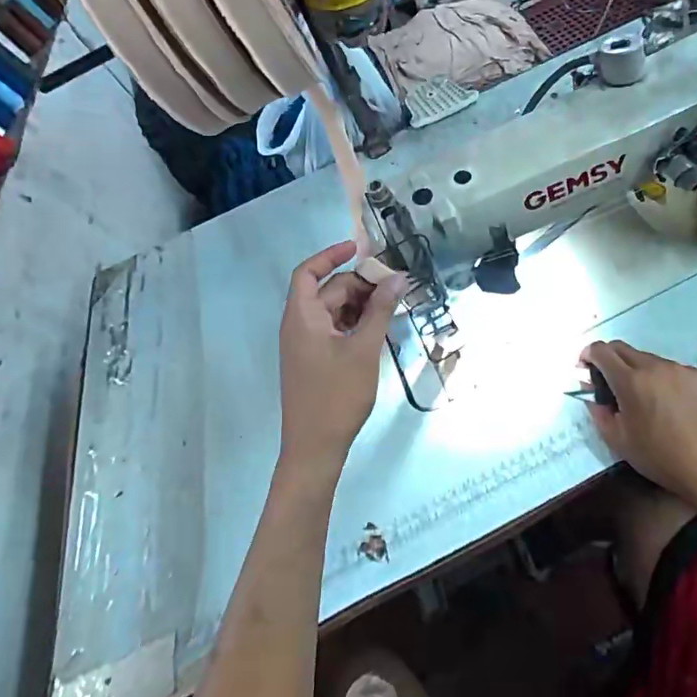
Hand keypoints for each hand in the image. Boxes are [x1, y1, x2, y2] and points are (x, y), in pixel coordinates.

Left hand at [277, 240, 406, 474]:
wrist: (315, 448)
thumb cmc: (336, 395)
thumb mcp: (364, 349)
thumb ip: (380, 310)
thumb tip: (397, 278)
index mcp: (302, 317)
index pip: (308, 272)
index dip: (331, 255)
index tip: (359, 247)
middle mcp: (298, 326)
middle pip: (327, 291)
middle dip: (359, 284)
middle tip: (393, 286)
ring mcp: (305, 345)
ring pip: (333, 311)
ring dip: (360, 305)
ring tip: (391, 308)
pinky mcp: (314, 361)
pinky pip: (334, 330)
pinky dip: (355, 323)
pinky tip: (378, 330)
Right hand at [580, 340, 696, 507]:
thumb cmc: (656, 456)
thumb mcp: (616, 438)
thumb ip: (598, 409)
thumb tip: (591, 390)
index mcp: (630, 381)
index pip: (601, 350)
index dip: (588, 355)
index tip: (586, 367)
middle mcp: (654, 366)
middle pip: (623, 349)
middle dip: (611, 360)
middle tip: (611, 382)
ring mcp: (679, 368)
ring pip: (648, 359)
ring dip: (639, 370)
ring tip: (645, 396)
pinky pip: (672, 369)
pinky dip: (664, 379)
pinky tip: (670, 401)